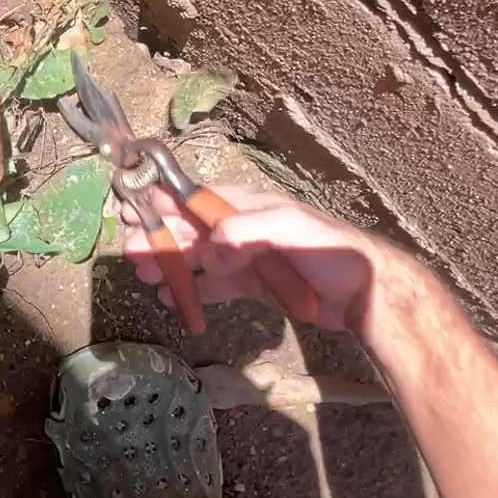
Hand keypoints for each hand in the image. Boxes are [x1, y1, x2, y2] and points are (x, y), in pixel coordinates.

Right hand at [122, 185, 421, 336]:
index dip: (161, 202)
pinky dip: (190, 291)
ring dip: (168, 265)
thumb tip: (210, 245)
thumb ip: (247, 228)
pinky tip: (170, 299)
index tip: (131, 208)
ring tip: (145, 277)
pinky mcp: (248, 284)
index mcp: (244, 205)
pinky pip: (211, 285)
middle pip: (186, 228)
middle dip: (156, 237)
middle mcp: (238, 227)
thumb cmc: (331, 251)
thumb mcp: (291, 228)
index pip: (192, 198)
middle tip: (131, 252)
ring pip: (194, 257)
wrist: (366, 296)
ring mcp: (242, 257)